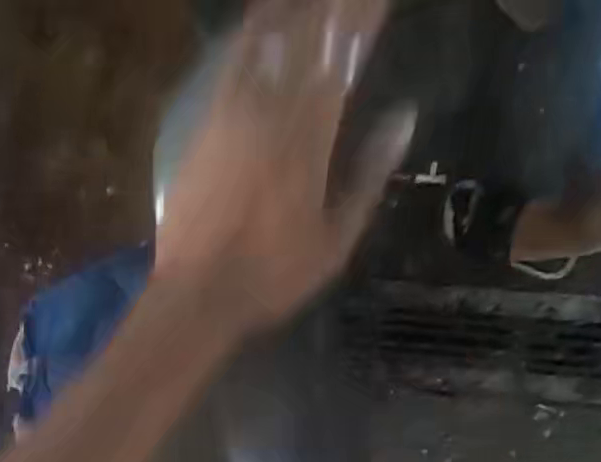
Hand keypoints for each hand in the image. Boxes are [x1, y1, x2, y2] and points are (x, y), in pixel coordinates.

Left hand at [153, 0, 414, 328]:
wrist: (197, 294)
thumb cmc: (271, 277)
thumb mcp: (335, 241)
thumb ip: (369, 176)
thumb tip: (404, 118)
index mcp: (311, 137)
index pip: (343, 56)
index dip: (361, 17)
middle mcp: (271, 113)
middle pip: (304, 38)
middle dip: (328, 7)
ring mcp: (230, 119)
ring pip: (263, 43)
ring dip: (288, 10)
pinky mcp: (200, 133)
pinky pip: (227, 69)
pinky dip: (246, 39)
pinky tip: (257, 22)